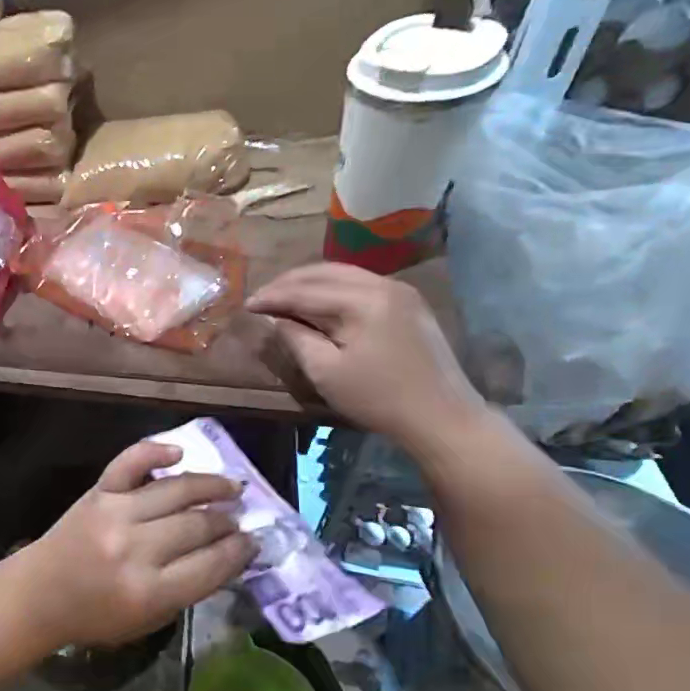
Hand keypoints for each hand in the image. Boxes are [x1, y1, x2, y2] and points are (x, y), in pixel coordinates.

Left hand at [13, 441, 256, 646]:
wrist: (38, 595)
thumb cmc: (96, 616)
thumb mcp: (148, 620)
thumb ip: (189, 588)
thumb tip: (230, 554)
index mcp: (148, 591)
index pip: (211, 564)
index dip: (240, 551)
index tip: (255, 541)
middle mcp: (134, 549)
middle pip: (198, 525)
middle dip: (228, 520)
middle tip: (242, 517)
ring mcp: (115, 514)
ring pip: (176, 490)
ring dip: (211, 485)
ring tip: (232, 486)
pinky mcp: (98, 492)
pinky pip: (131, 462)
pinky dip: (156, 452)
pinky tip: (180, 453)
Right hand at [247, 263, 486, 449]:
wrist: (442, 417)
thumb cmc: (380, 399)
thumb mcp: (327, 373)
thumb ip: (297, 339)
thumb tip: (277, 318)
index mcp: (363, 299)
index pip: (306, 291)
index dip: (273, 297)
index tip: (247, 304)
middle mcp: (383, 283)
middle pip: (326, 273)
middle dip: (290, 283)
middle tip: (263, 297)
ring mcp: (401, 291)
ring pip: (345, 275)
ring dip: (312, 283)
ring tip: (286, 296)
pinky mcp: (410, 303)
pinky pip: (363, 285)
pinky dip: (336, 289)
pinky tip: (321, 302)